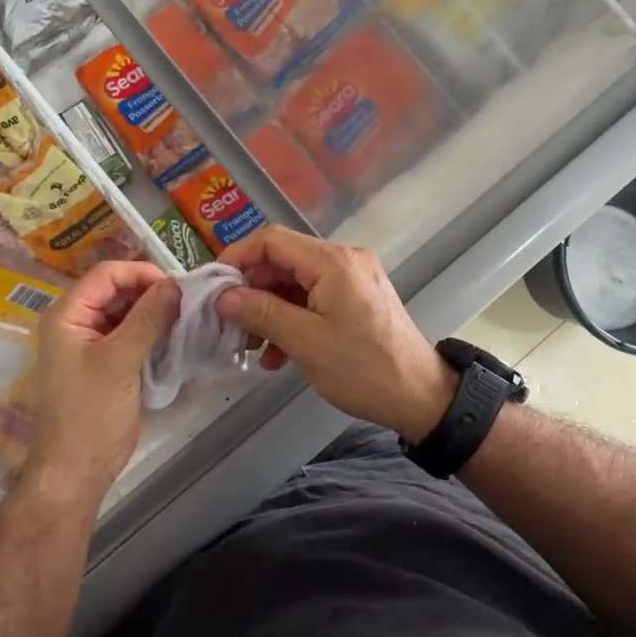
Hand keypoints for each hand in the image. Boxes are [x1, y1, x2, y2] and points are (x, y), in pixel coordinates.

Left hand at [29, 261, 179, 497]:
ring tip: (190, 316)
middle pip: (119, 291)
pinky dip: (154, 332)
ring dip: (156, 312)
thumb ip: (147, 319)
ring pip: (129, 312)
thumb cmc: (90, 412)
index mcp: (67, 314)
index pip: (107, 275)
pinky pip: (133, 335)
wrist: (78, 467)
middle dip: (152, 292)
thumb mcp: (119, 361)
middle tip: (190, 301)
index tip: (178, 285)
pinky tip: (179, 335)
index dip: (141, 273)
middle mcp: (78, 322)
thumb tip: (175, 284)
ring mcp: (94, 343)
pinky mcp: (110, 363)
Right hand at [215, 226, 455, 441]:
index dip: (238, 257)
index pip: (272, 240)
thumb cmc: (363, 368)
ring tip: (251, 347)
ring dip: (269, 311)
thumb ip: (262, 313)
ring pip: (295, 283)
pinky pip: (313, 300)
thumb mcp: (306, 342)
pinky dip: (291, 320)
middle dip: (252, 291)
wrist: (421, 397)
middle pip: (282, 261)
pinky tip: (277, 355)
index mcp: (333, 262)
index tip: (214, 287)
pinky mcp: (356, 300)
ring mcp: (352, 280)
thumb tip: (223, 297)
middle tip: (229, 324)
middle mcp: (344, 260)